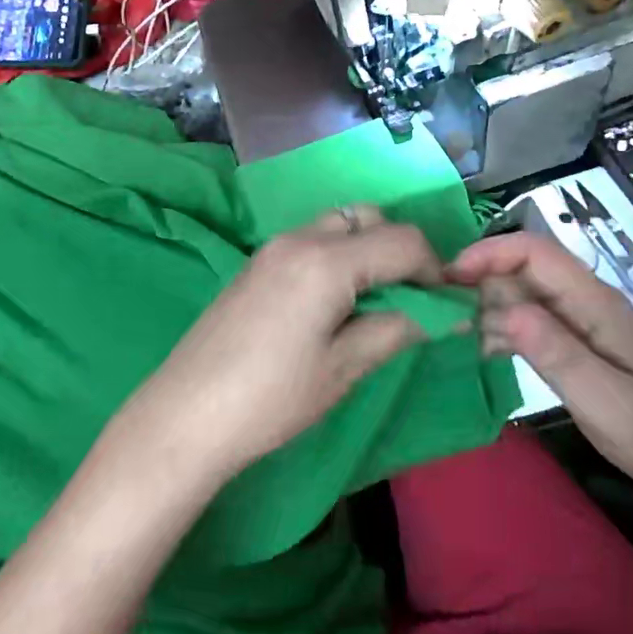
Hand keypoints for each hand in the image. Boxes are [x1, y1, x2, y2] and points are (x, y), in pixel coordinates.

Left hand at [120, 205, 443, 482]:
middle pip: (369, 219)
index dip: (434, 270)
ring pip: (338, 226)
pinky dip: (337, 257)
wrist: (187, 414)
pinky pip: (311, 241)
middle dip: (399, 251)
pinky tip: (334, 303)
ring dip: (367, 251)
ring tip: (372, 303)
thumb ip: (399, 328)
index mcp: (327, 260)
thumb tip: (444, 313)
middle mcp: (299, 238)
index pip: (403, 241)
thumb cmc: (273, 398)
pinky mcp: (255, 264)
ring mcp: (271, 248)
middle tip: (408, 300)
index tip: (445, 307)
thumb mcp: (345, 367)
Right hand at [449, 232, 632, 510]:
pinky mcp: (571, 340)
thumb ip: (555, 351)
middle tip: (440, 312)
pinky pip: (525, 319)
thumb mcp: (602, 398)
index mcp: (595, 302)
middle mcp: (584, 301)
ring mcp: (578, 320)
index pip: (534, 251)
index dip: (488, 253)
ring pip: (518, 292)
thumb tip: (504, 310)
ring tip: (453, 332)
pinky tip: (479, 350)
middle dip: (478, 278)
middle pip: (521, 267)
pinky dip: (497, 327)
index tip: (448, 278)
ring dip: (483, 304)